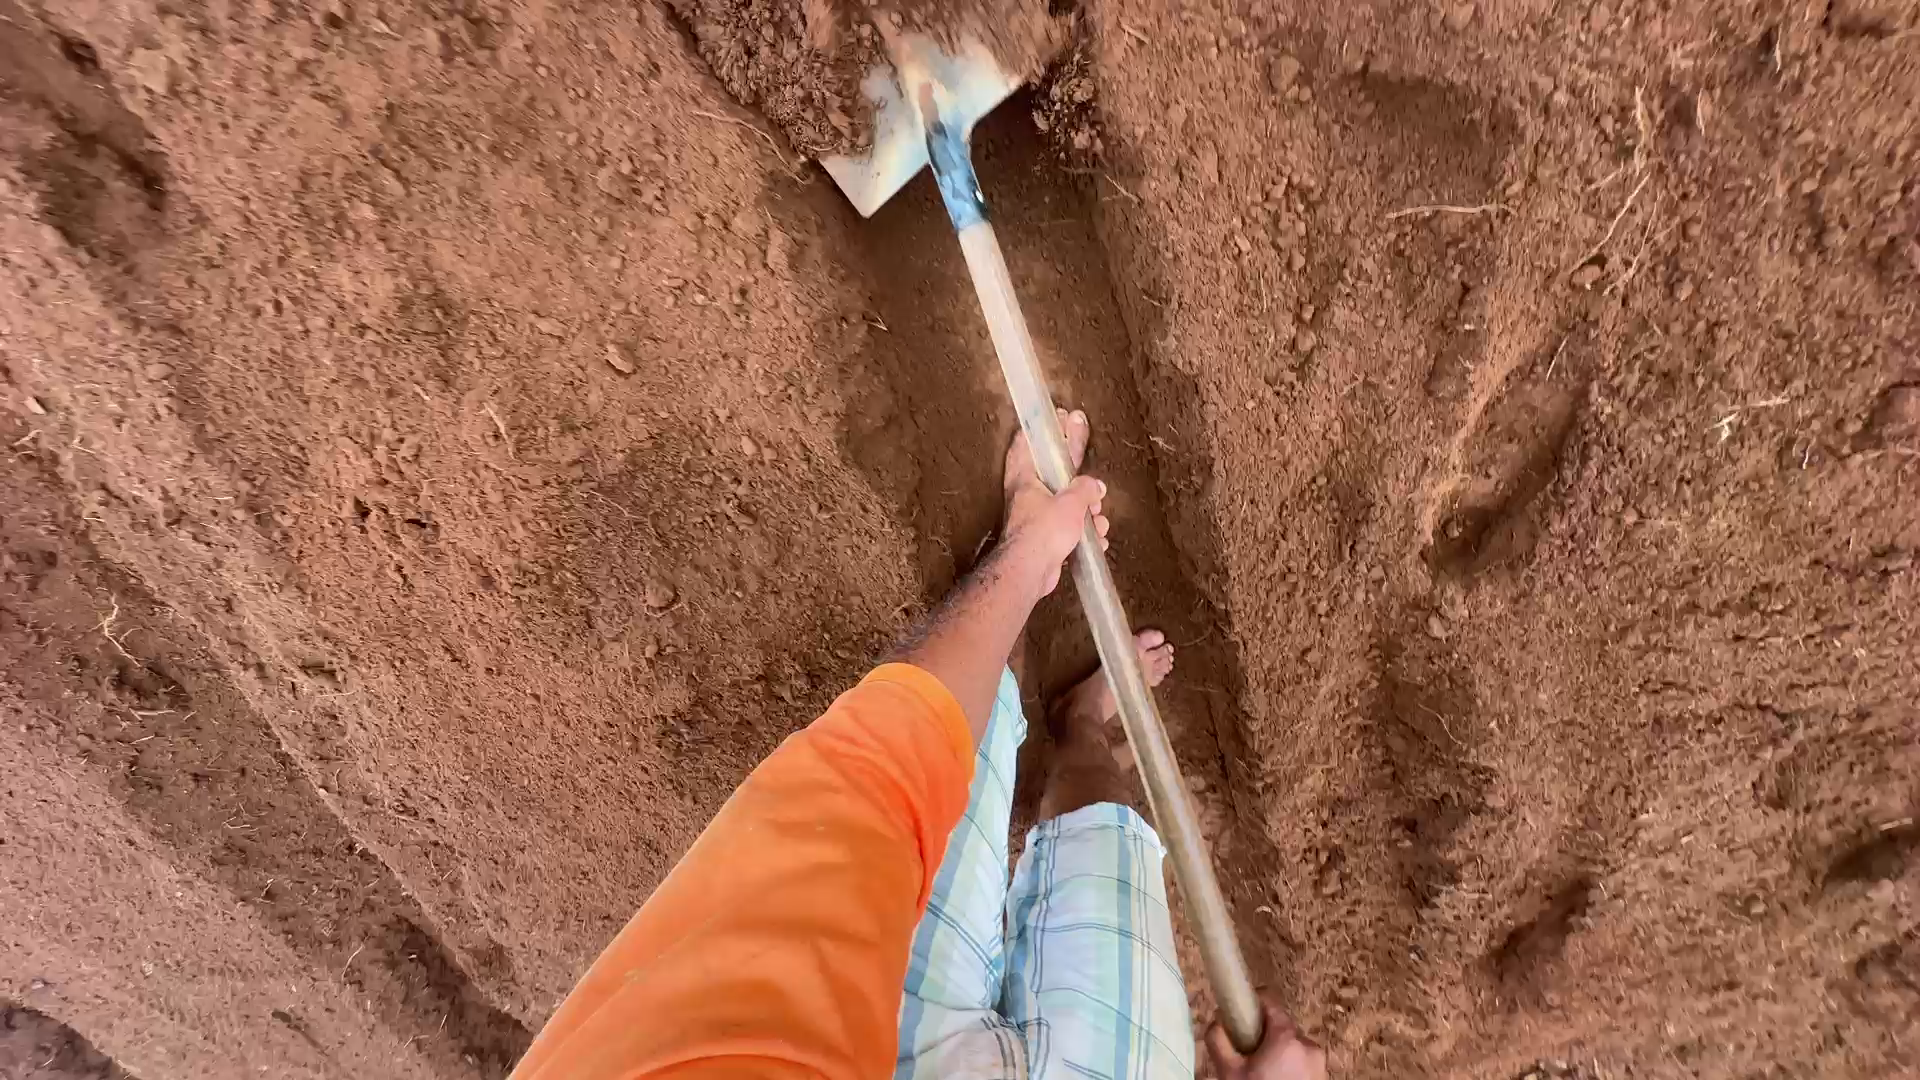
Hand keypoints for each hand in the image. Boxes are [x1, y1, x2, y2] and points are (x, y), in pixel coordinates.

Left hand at [999, 409, 1106, 596]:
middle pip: (1052, 474)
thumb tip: (1095, 486)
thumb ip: (1085, 489)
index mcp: (1025, 479)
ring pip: (1064, 505)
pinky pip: (1068, 529)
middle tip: (1086, 455)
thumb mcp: (1072, 502)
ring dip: (1086, 510)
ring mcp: (1034, 518)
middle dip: (1073, 470)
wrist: (1031, 571)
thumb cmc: (1043, 531)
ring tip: (1098, 516)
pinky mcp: (1043, 540)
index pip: (1028, 444)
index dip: (1044, 430)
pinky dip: (1084, 533)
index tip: (1058, 418)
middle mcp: (1026, 496)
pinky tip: (1097, 539)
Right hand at [1205, 997, 1326, 1079]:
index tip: (1239, 1019)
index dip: (1250, 1004)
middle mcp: (1309, 1046)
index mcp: (1287, 1037)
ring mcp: (1321, 1066)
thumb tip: (1218, 1019)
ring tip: (1263, 1075)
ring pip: (1292, 1046)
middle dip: (1264, 1036)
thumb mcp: (1228, 1071)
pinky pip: (1302, 1064)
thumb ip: (1217, 1037)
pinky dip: (1290, 1069)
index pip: (1268, 999)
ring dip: (1278, 1054)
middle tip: (1248, 1056)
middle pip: (1280, 1026)